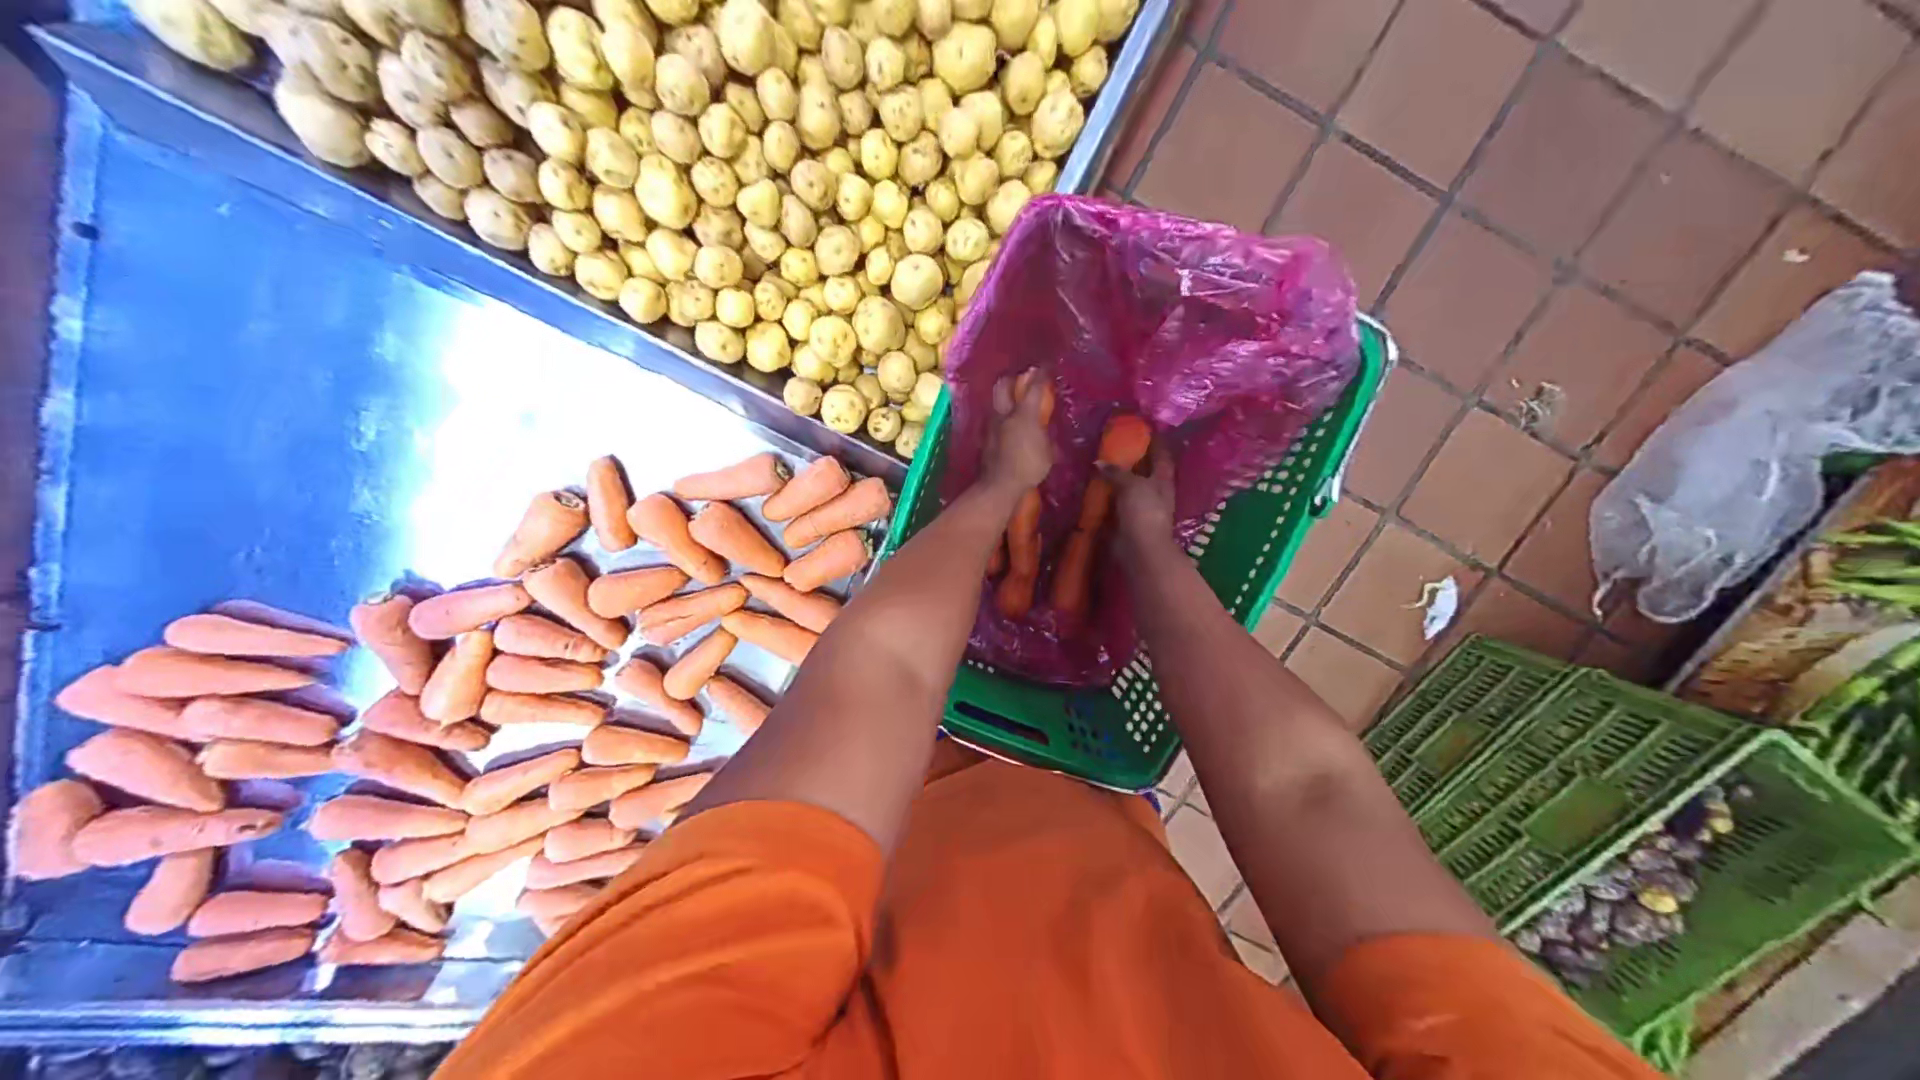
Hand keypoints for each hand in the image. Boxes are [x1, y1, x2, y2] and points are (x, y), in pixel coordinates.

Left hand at [980, 370, 1053, 493]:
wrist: (999, 484)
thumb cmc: (1029, 467)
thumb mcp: (1047, 452)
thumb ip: (1046, 437)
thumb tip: (1044, 431)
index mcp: (1024, 414)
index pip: (1034, 387)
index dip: (1041, 375)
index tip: (1046, 366)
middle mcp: (1004, 414)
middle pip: (1003, 385)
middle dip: (1012, 377)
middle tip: (1021, 376)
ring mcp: (991, 425)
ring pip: (995, 403)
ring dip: (1003, 398)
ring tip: (1012, 401)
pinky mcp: (984, 438)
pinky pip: (993, 420)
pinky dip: (1000, 417)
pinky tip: (1006, 424)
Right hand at [1104, 444, 1177, 565]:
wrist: (1141, 547)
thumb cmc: (1144, 510)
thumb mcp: (1131, 484)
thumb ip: (1116, 472)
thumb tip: (1098, 463)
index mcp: (1163, 478)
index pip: (1162, 454)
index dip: (1156, 441)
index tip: (1144, 429)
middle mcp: (1156, 490)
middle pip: (1146, 470)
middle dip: (1134, 459)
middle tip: (1116, 445)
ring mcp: (1142, 506)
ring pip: (1130, 487)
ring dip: (1119, 478)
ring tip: (1101, 464)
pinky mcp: (1128, 520)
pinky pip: (1117, 502)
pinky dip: (1108, 495)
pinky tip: (1095, 488)